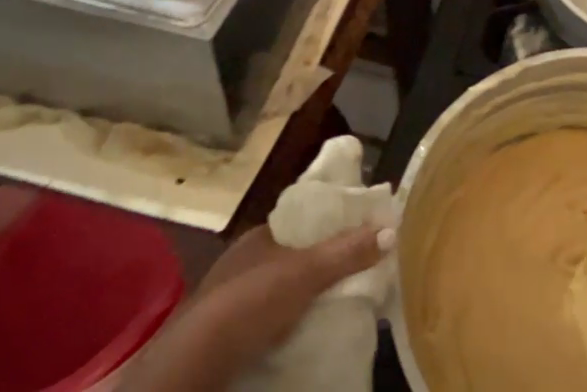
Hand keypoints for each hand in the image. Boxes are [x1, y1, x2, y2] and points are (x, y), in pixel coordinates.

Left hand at [121, 223, 390, 391]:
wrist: (195, 362)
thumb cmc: (250, 302)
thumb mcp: (305, 273)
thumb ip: (346, 252)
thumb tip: (391, 228)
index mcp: (260, 236)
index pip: (304, 223)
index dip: (333, 228)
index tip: (364, 238)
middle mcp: (245, 262)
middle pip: (296, 257)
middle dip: (325, 267)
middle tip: (361, 277)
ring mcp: (235, 299)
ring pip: (284, 291)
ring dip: (309, 299)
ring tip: (344, 307)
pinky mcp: (231, 334)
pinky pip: (272, 322)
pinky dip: (293, 325)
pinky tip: (311, 333)